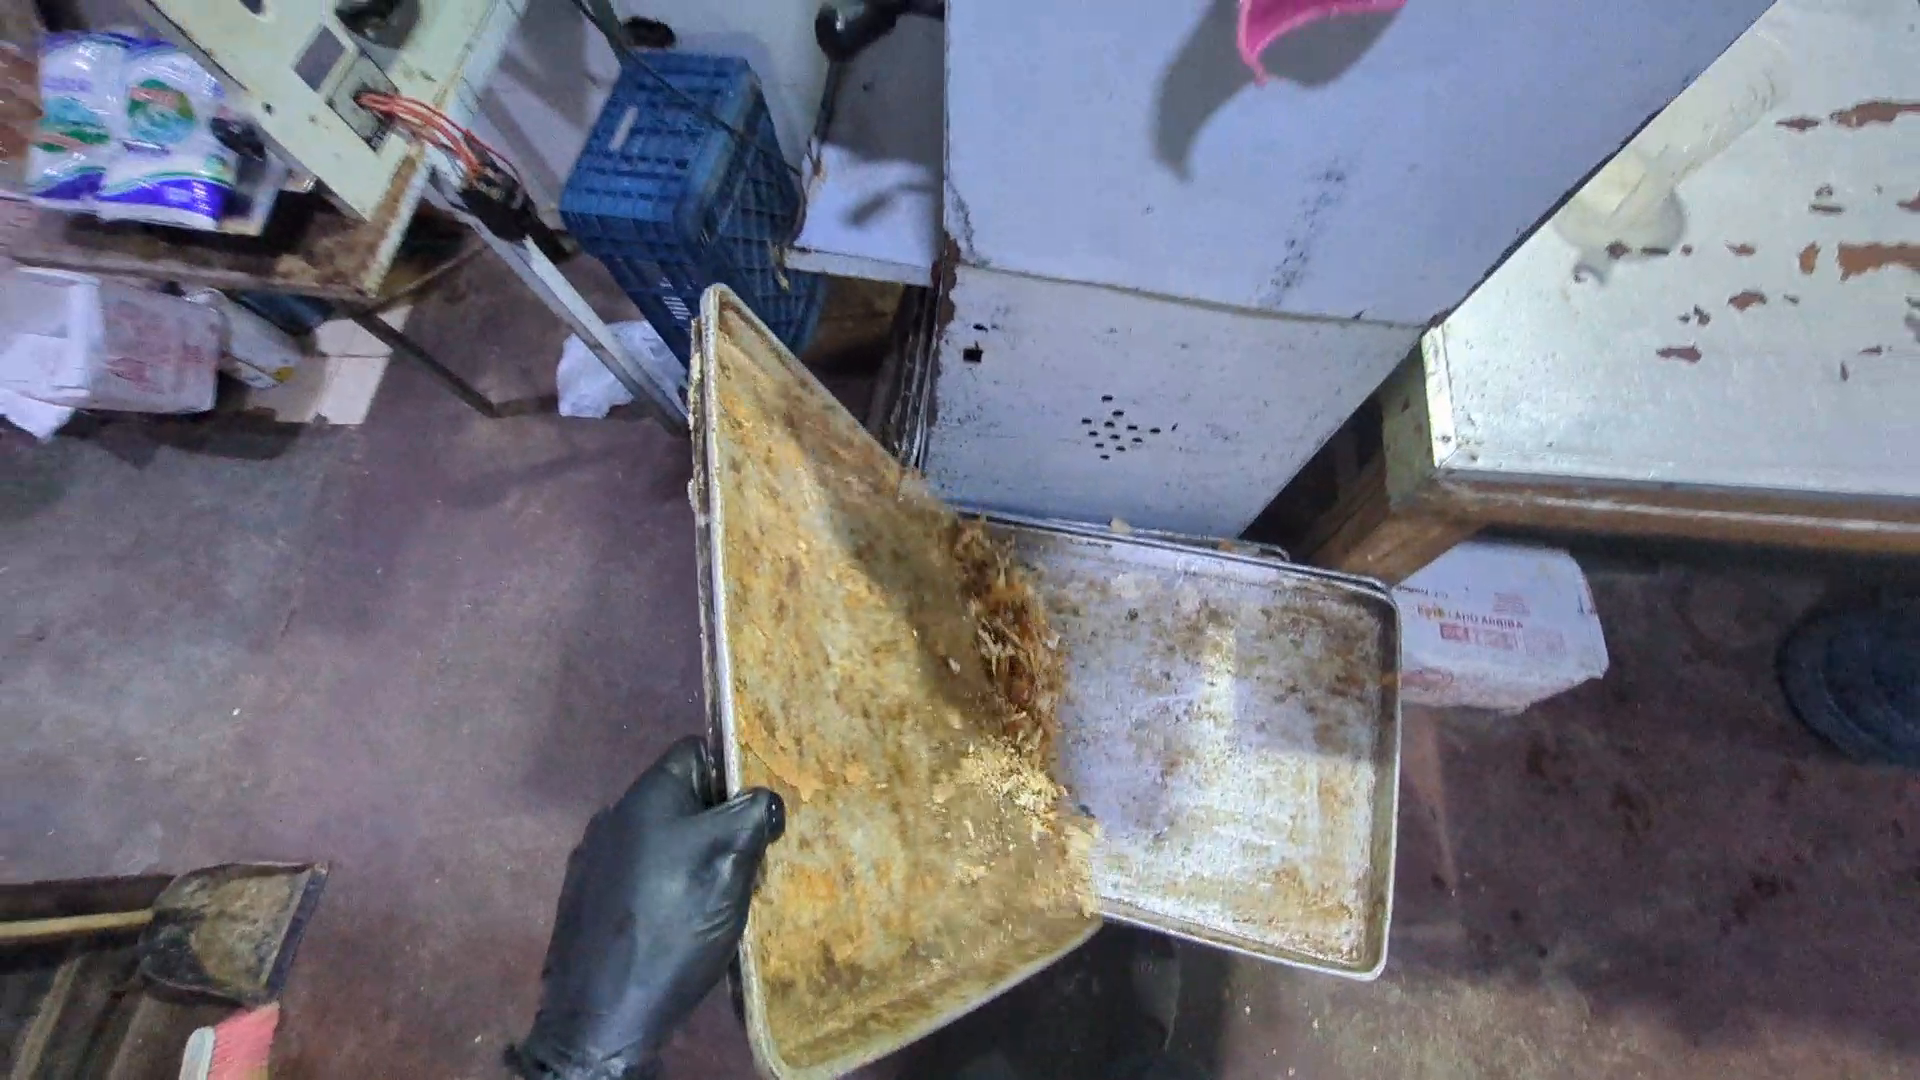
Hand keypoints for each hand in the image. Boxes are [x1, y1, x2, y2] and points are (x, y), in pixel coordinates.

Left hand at [511, 737, 784, 1079]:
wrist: (600, 1018)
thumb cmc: (674, 919)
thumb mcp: (732, 854)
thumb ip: (755, 810)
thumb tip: (762, 800)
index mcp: (648, 793)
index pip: (699, 750)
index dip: (734, 771)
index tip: (756, 809)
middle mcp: (615, 816)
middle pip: (686, 797)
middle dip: (722, 821)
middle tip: (747, 858)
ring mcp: (596, 860)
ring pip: (667, 837)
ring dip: (697, 856)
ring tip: (720, 895)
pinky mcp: (589, 901)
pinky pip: (645, 872)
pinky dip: (670, 885)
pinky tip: (683, 920)